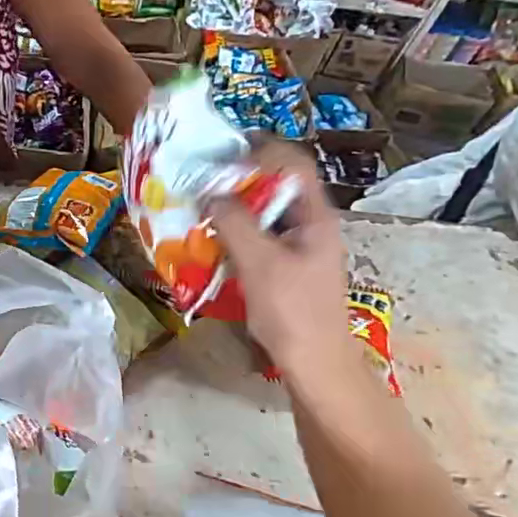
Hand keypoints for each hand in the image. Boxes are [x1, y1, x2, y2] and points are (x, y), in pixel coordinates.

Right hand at [206, 139, 354, 383]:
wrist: (316, 367)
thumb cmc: (293, 313)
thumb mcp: (259, 263)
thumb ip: (234, 222)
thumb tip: (210, 193)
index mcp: (315, 217)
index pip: (294, 164)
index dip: (262, 150)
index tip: (224, 152)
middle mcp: (310, 225)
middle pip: (277, 186)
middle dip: (240, 179)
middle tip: (203, 179)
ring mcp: (300, 248)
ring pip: (266, 213)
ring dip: (235, 207)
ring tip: (201, 206)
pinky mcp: (287, 268)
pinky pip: (260, 237)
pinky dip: (237, 233)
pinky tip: (212, 240)